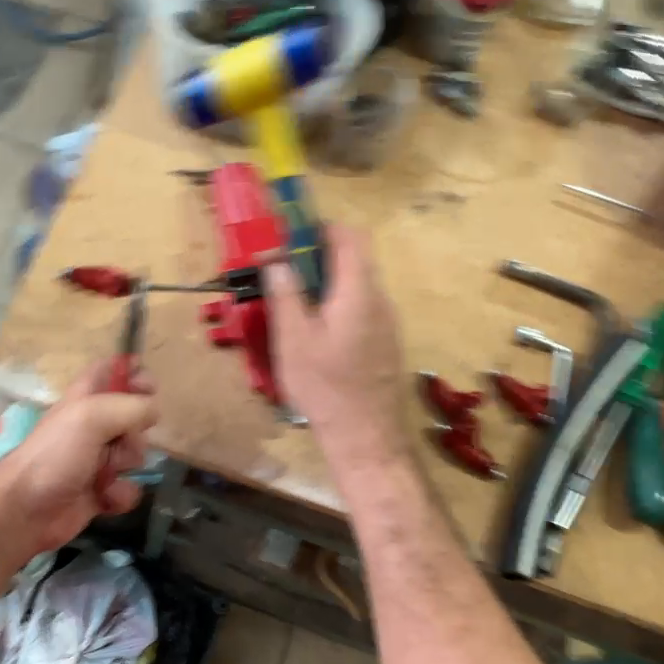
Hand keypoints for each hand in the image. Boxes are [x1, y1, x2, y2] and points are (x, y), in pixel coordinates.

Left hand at [0, 359, 158, 555]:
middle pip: (134, 416)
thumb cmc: (55, 455)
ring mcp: (97, 459)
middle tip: (122, 438)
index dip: (132, 373)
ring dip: (128, 464)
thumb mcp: (90, 417)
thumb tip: (154, 409)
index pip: (111, 371)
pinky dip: (121, 494)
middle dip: (137, 430)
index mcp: (84, 398)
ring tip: (107, 473)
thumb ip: (130, 406)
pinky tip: (106, 498)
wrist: (27, 511)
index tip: (150, 387)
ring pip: (136, 454)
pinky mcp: (101, 491)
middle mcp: (92, 426)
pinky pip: (129, 487)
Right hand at [263, 224, 411, 462]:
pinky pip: (362, 309)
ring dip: (327, 285)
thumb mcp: (293, 339)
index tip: (290, 237)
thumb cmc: (325, 387)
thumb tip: (276, 258)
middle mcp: (380, 299)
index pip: (350, 236)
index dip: (321, 227)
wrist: (366, 436)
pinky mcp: (386, 343)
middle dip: (318, 257)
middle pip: (355, 259)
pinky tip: (316, 335)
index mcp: (359, 291)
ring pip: (357, 286)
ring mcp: (387, 323)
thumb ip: (285, 293)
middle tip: (284, 274)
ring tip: (295, 306)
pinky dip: (338, 307)